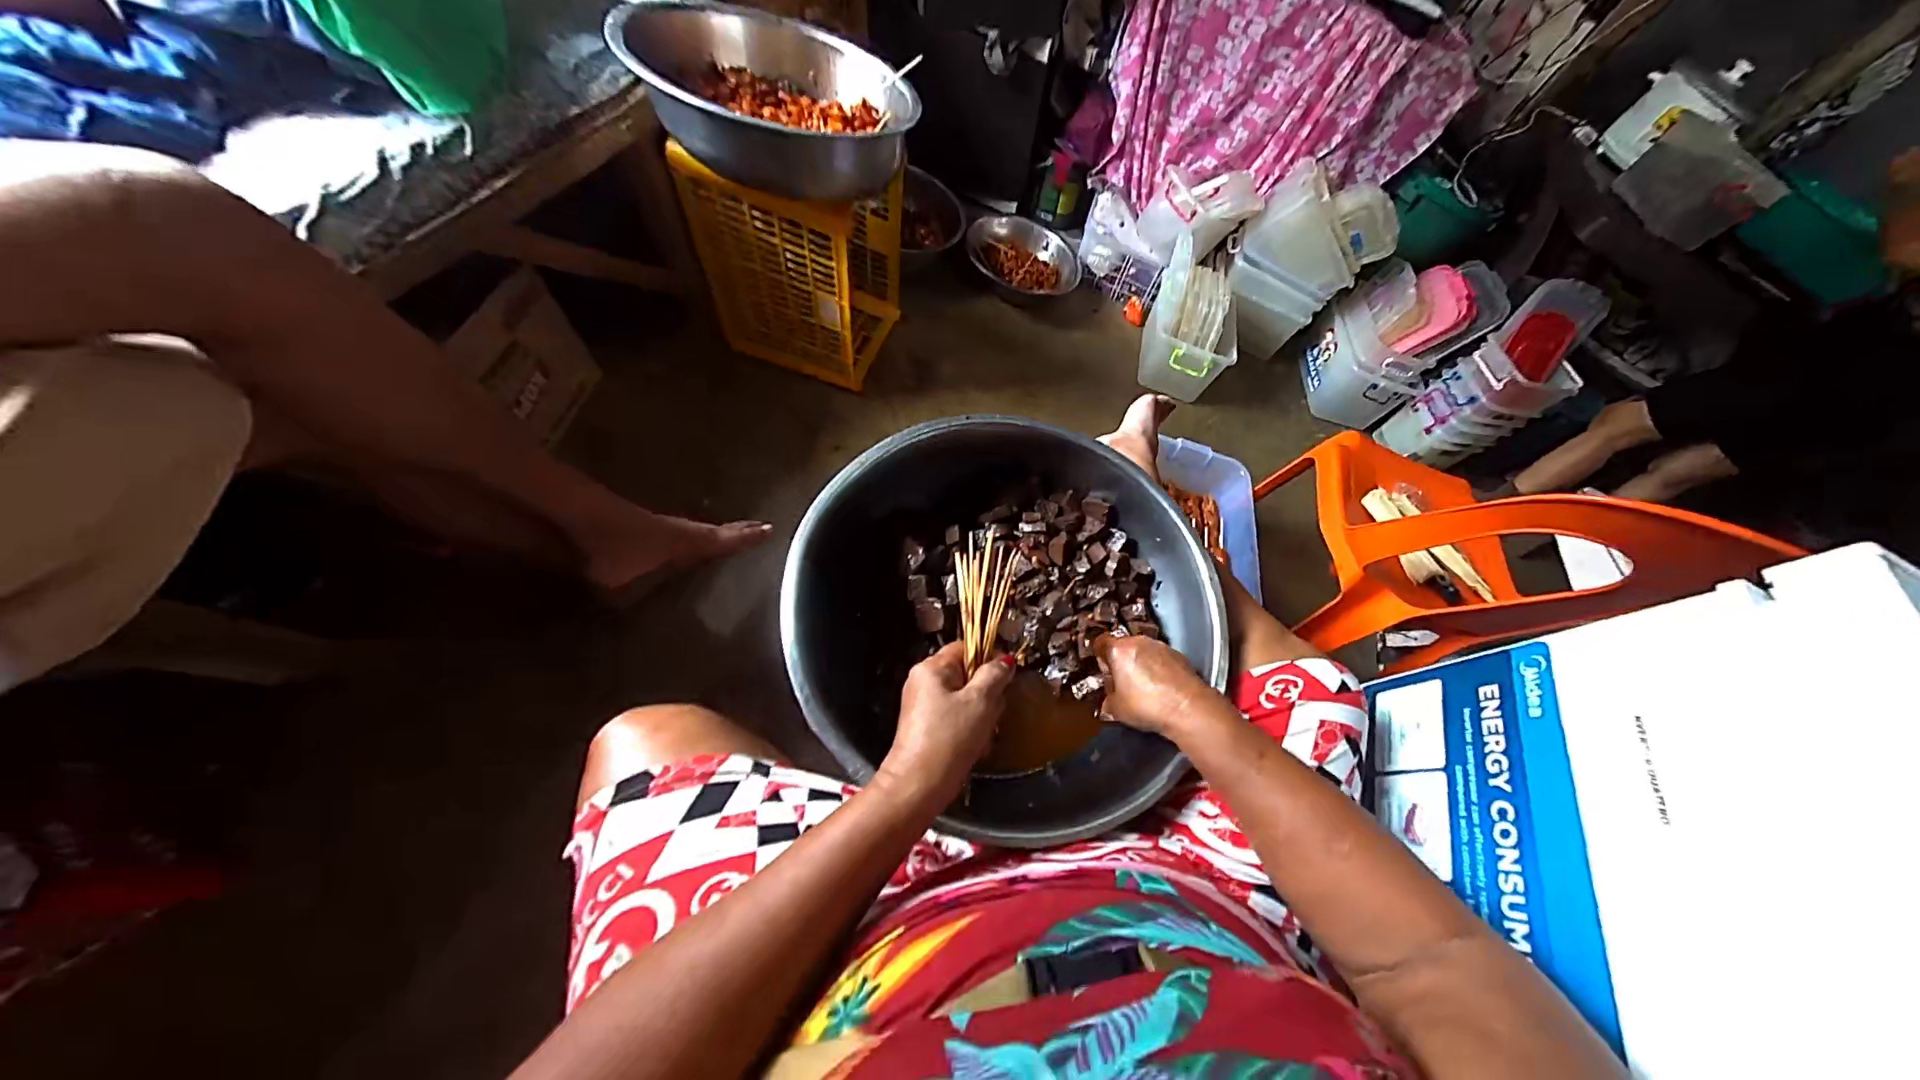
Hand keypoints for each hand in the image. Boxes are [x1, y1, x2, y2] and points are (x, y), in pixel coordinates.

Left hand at [875, 642, 1014, 807]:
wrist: (919, 785)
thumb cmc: (949, 739)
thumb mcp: (980, 702)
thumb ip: (995, 675)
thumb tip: (1005, 660)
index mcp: (931, 668)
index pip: (966, 647)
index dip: (989, 659)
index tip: (1005, 678)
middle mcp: (923, 682)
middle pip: (967, 675)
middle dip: (986, 694)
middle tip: (992, 713)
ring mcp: (924, 706)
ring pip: (965, 699)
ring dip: (981, 715)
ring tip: (983, 735)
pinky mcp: (928, 728)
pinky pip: (956, 718)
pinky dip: (969, 730)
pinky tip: (975, 746)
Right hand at [1093, 634, 1231, 741]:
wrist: (1188, 709)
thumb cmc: (1150, 706)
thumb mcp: (1117, 709)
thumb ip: (1108, 700)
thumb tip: (1109, 703)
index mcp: (1119, 650)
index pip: (1100, 643)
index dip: (1100, 658)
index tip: (1104, 671)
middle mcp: (1139, 642)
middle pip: (1123, 646)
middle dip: (1122, 662)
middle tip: (1123, 684)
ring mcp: (1161, 646)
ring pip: (1143, 651)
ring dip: (1141, 664)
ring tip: (1144, 688)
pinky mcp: (1178, 655)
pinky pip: (1161, 658)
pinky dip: (1159, 669)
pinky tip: (1161, 688)